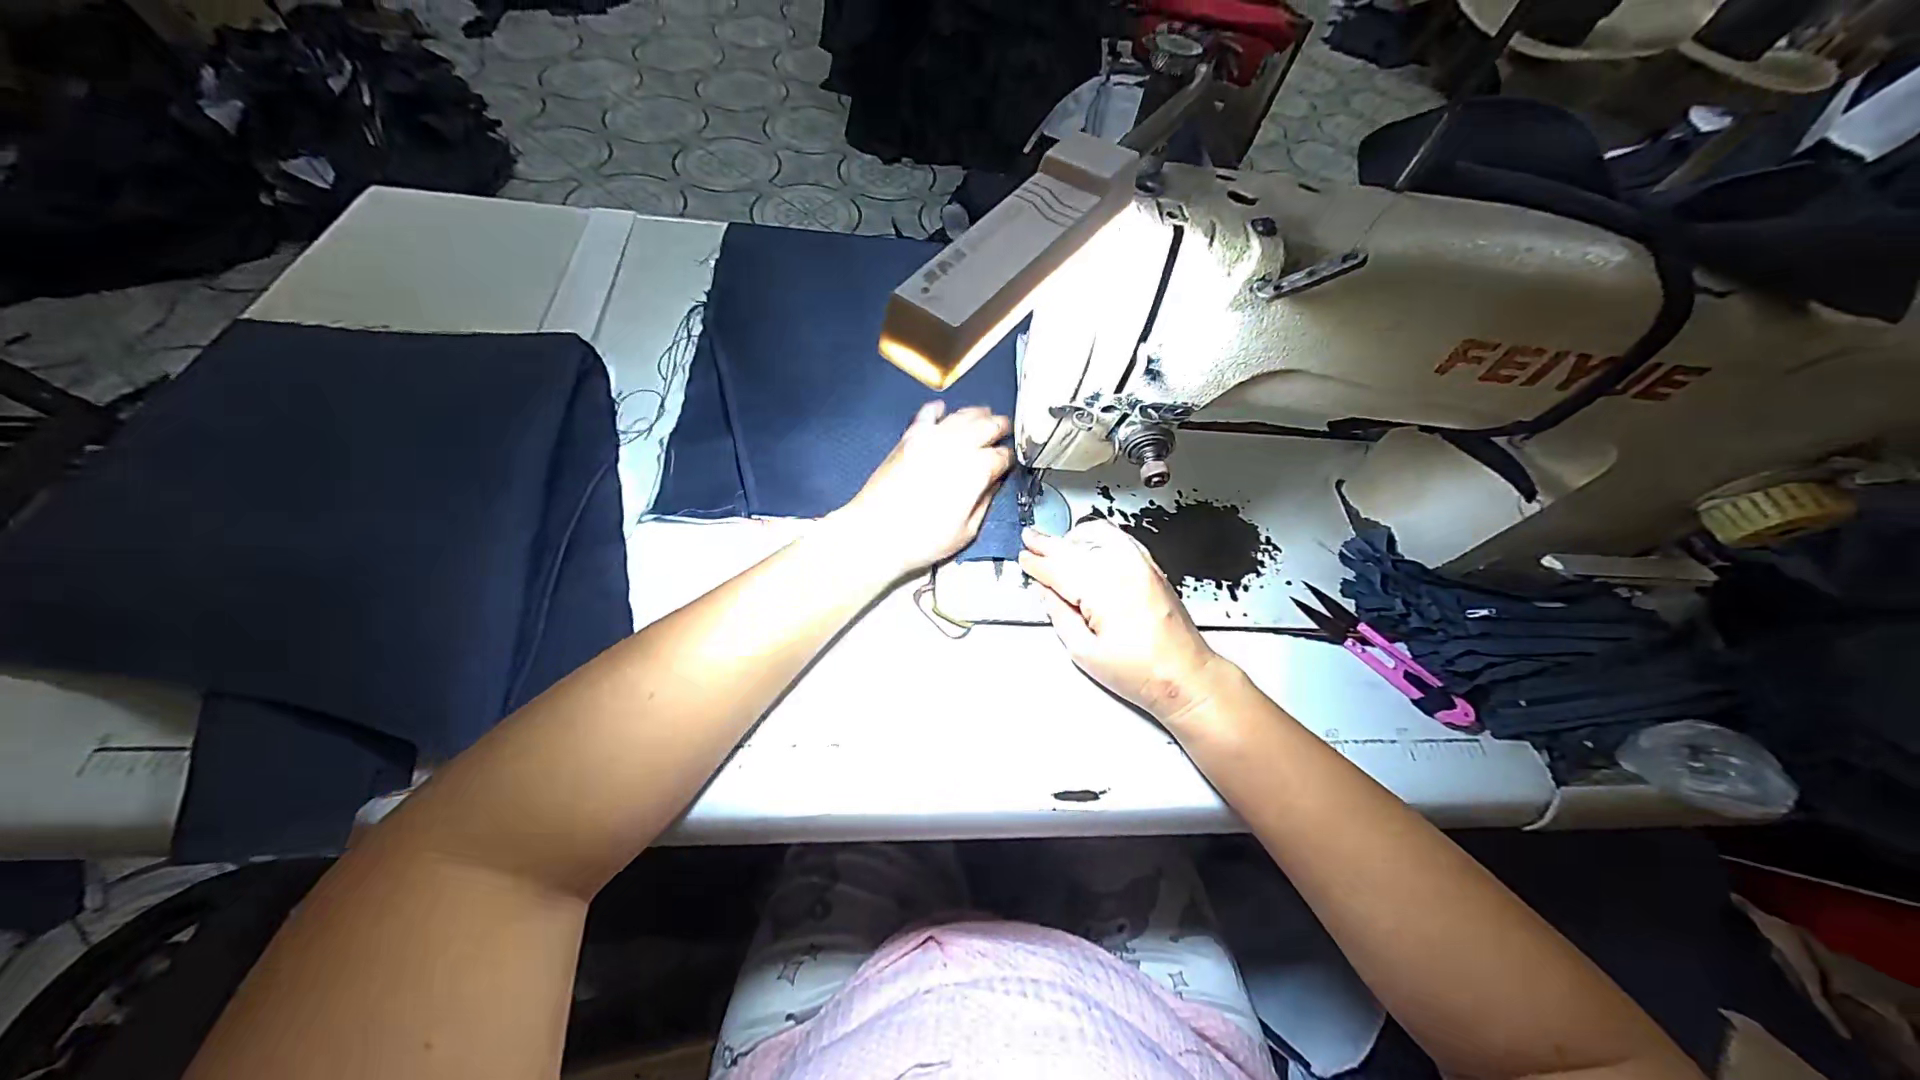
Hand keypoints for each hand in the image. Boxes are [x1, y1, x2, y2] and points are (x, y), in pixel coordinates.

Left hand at [828, 402, 1013, 579]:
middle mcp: (957, 446)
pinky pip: (928, 414)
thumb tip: (994, 484)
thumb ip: (985, 502)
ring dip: (977, 414)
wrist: (875, 533)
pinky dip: (939, 410)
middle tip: (1005, 430)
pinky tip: (943, 411)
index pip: (1002, 455)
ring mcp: (931, 438)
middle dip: (1000, 427)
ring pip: (962, 415)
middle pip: (988, 425)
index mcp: (976, 470)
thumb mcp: (966, 531)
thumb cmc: (921, 539)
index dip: (1009, 458)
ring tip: (984, 416)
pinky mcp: (909, 438)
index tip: (1009, 463)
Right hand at [1019, 521, 1231, 723]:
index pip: (1058, 568)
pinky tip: (1088, 544)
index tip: (1024, 560)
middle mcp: (1122, 569)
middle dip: (1048, 544)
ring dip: (1072, 538)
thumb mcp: (1084, 652)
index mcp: (1102, 590)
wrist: (1184, 675)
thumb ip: (1059, 615)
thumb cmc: (1143, 672)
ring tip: (1055, 544)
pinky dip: (1098, 537)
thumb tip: (1044, 592)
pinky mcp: (1151, 566)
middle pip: (1075, 548)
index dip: (1036, 564)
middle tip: (1030, 541)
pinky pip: (1119, 538)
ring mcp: (1140, 564)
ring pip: (1096, 535)